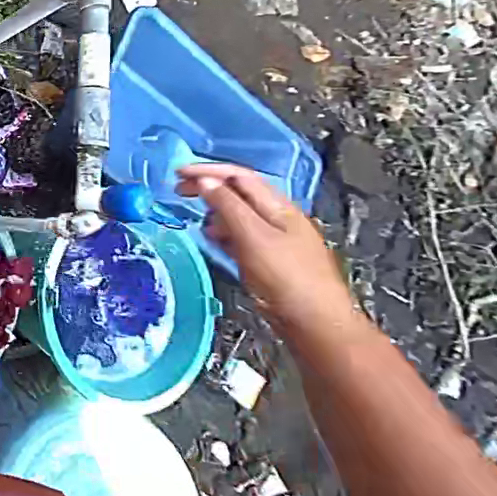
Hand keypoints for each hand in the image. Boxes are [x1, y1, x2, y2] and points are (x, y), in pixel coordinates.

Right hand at [176, 163, 357, 338]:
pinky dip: (225, 234)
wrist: (318, 325)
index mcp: (278, 206)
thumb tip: (206, 181)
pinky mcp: (273, 262)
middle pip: (240, 192)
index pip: (239, 176)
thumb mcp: (253, 237)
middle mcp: (280, 218)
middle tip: (180, 191)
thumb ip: (229, 207)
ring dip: (216, 211)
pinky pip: (244, 237)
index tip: (178, 173)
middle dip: (210, 188)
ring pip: (241, 215)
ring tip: (195, 219)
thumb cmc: (287, 279)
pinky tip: (216, 243)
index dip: (208, 170)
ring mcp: (278, 240)